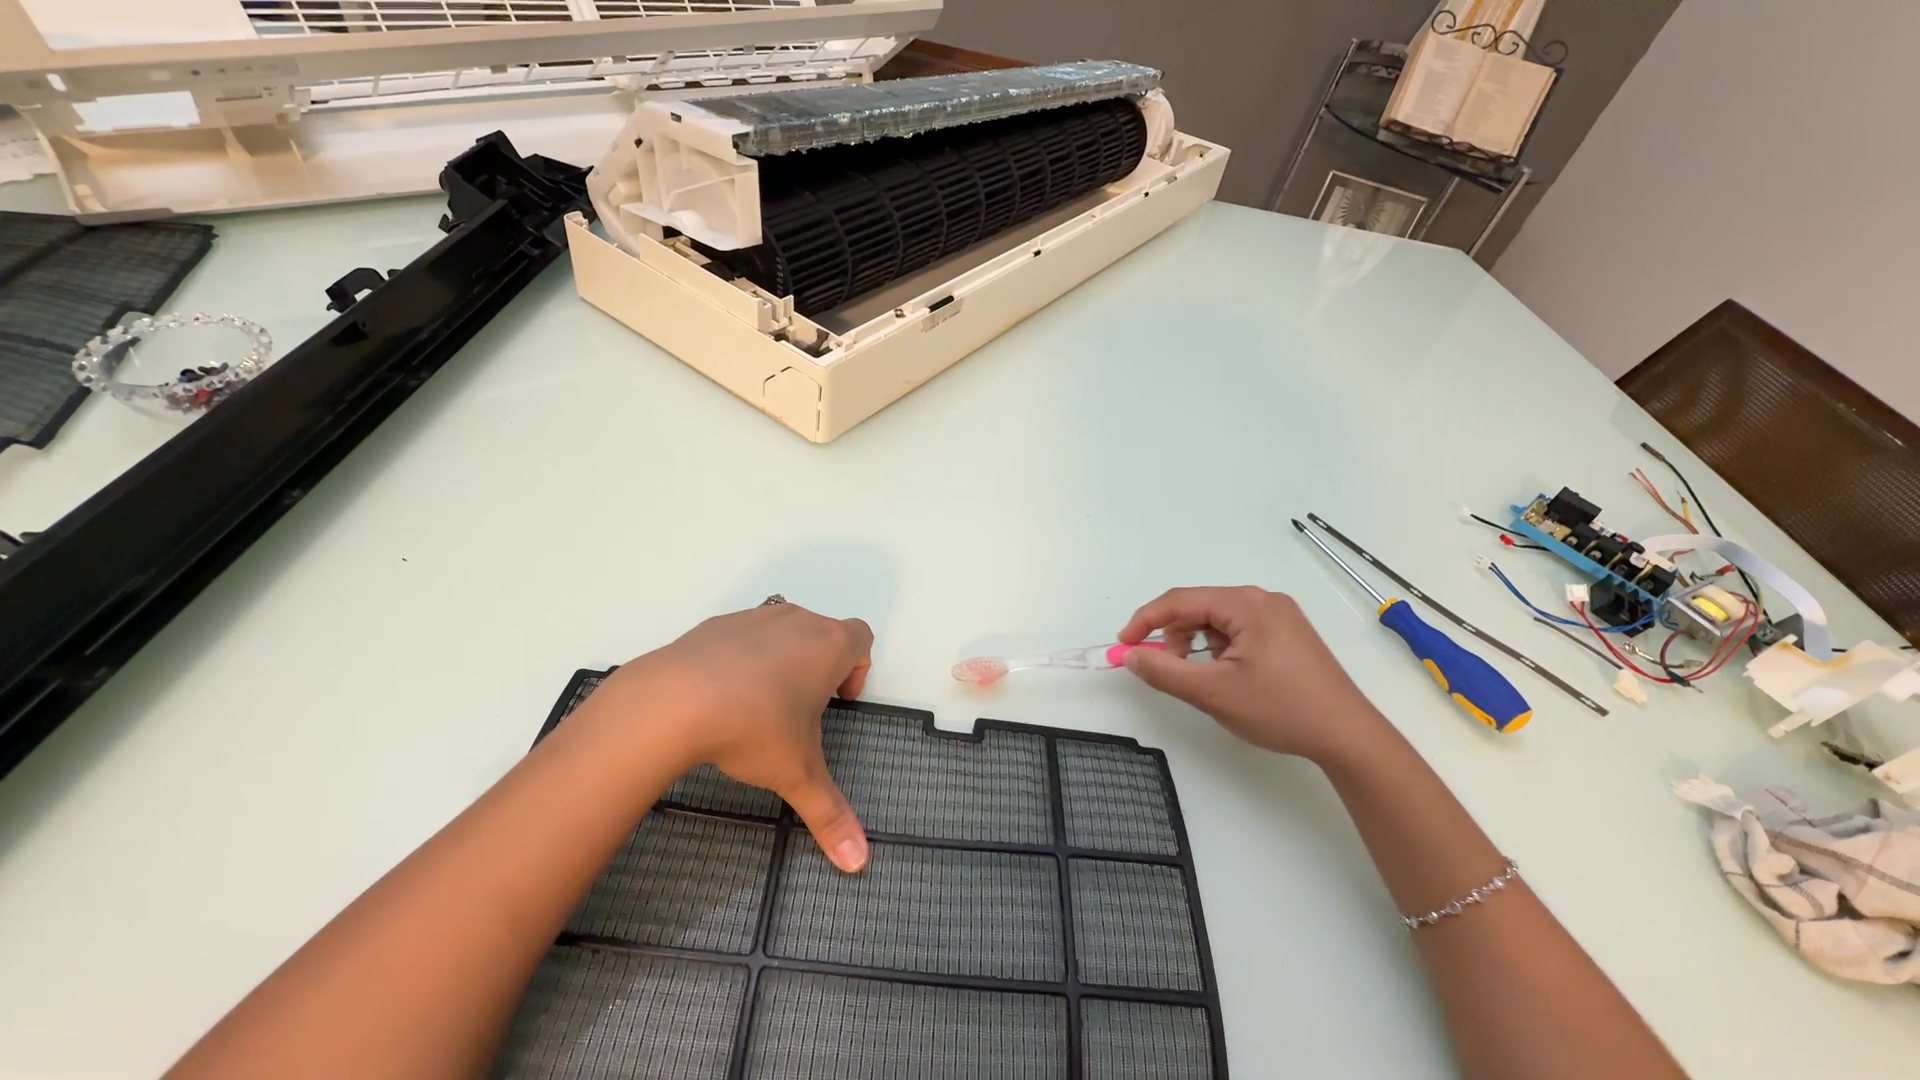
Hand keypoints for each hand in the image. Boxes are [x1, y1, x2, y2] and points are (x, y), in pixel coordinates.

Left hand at [587, 602, 873, 871]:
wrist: (673, 700)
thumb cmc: (754, 728)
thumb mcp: (798, 774)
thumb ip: (831, 814)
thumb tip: (857, 861)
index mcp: (829, 645)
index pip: (862, 638)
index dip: (857, 669)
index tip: (836, 703)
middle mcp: (797, 621)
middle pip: (823, 632)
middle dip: (819, 668)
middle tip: (800, 712)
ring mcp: (753, 617)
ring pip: (781, 631)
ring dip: (781, 660)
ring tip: (758, 706)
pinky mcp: (714, 624)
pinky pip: (742, 635)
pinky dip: (741, 658)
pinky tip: (720, 696)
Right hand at [1117, 586, 1394, 766]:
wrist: (1347, 735)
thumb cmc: (1280, 709)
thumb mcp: (1213, 692)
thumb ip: (1164, 671)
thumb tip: (1130, 656)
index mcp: (1247, 604)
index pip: (1180, 600)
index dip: (1145, 621)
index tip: (1123, 646)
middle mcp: (1264, 600)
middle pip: (1200, 607)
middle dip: (1174, 636)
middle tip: (1168, 670)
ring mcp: (1280, 616)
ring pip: (1219, 620)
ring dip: (1198, 644)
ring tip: (1204, 679)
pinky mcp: (1289, 635)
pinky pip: (1240, 631)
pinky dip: (1221, 649)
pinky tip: (1230, 678)